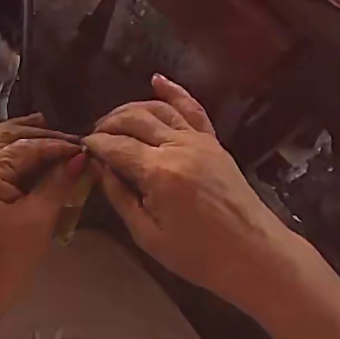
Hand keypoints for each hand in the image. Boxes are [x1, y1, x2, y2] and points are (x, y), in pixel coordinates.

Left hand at [0, 115, 84, 334]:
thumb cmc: (5, 260)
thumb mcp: (37, 220)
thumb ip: (57, 184)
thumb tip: (80, 158)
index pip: (27, 147)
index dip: (57, 146)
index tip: (84, 147)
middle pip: (4, 137)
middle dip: (36, 133)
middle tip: (67, 136)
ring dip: (15, 136)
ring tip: (43, 130)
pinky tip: (2, 145)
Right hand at [83, 75, 316, 310]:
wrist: (257, 258)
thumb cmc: (199, 256)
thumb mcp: (147, 234)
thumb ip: (119, 196)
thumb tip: (100, 168)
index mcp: (160, 173)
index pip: (115, 146)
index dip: (94, 144)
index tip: (82, 148)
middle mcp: (179, 148)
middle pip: (133, 120)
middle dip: (107, 124)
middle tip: (94, 136)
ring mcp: (200, 142)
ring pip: (158, 109)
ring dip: (131, 108)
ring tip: (113, 119)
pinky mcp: (214, 143)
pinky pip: (192, 109)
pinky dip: (174, 92)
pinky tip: (156, 80)